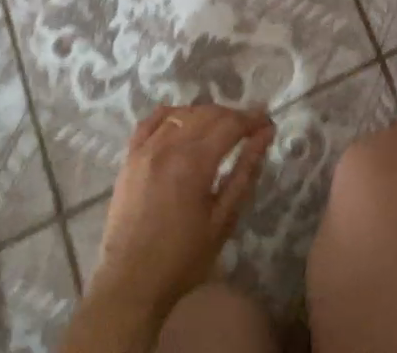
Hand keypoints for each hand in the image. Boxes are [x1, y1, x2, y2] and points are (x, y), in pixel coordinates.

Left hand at [92, 103, 275, 313]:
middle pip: (208, 114)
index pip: (231, 124)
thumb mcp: (224, 218)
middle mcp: (168, 147)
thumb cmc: (184, 256)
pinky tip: (183, 120)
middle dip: (233, 115)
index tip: (268, 124)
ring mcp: (144, 151)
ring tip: (221, 128)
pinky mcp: (128, 160)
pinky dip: (170, 115)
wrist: (130, 283)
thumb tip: (265, 135)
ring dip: (206, 114)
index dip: (253, 119)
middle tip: (250, 129)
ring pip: (182, 114)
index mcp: (195, 162)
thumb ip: (245, 171)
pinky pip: (149, 123)